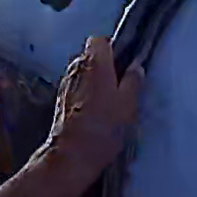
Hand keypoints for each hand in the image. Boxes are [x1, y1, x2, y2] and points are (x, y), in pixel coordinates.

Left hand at [42, 36, 144, 193]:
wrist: (70, 157)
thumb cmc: (102, 127)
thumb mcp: (128, 104)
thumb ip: (133, 81)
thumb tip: (136, 67)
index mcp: (95, 61)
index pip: (100, 39)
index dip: (112, 48)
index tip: (123, 63)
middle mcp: (77, 66)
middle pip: (91, 56)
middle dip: (104, 66)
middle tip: (119, 85)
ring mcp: (66, 83)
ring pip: (83, 72)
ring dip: (93, 81)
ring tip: (107, 102)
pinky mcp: (60, 100)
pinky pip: (76, 88)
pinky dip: (84, 94)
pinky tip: (94, 113)